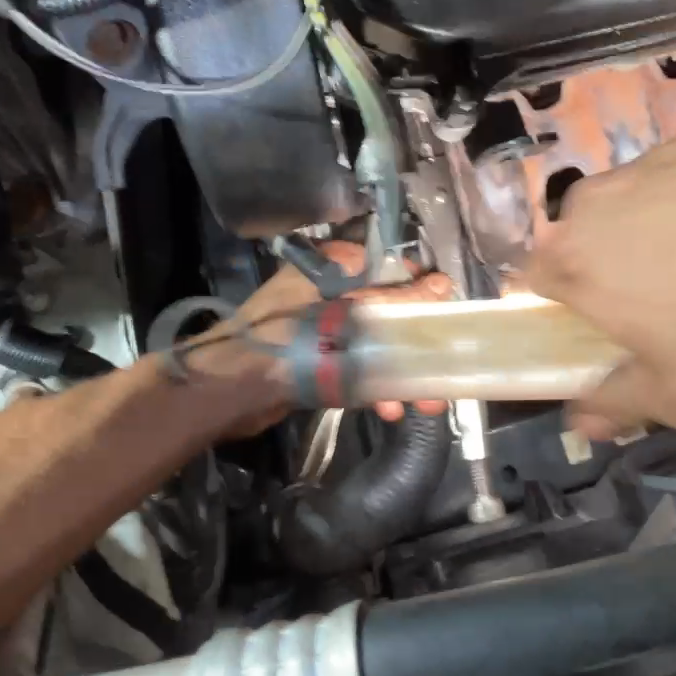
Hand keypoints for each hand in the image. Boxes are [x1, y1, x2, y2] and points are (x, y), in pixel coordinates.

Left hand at [183, 242, 449, 434]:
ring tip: (425, 403)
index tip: (449, 320)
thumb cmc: (286, 340)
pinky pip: (358, 368)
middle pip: (388, 311)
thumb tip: (443, 284)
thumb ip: (396, 303)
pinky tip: (391, 409)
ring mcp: (324, 329)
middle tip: (441, 370)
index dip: (424, 292)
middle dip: (415, 343)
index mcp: (336, 266)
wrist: (226, 390)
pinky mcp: (318, 362)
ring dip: (400, 371)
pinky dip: (376, 385)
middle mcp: (332, 292)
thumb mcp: (349, 317)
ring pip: (376, 344)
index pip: (393, 269)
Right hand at [529, 124, 675, 437]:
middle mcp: (599, 199)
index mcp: (573, 260)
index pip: (533, 284)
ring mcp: (657, 159)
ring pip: (643, 202)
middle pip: (588, 237)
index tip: (607, 337)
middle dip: (617, 270)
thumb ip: (619, 405)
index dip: (564, 314)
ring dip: (668, 233)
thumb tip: (582, 421)